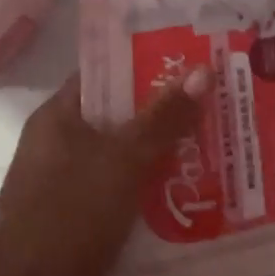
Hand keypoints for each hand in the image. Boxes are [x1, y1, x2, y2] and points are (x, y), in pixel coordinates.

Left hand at [0, 70, 207, 275]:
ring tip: (215, 139)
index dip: (149, 58)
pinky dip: (153, 186)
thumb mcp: (123, 161)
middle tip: (216, 96)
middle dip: (168, 108)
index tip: (193, 54)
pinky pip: (124, 189)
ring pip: (126, 154)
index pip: (106, 70)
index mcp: (57, 117)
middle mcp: (59, 145)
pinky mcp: (78, 221)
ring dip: (165, 150)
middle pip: (122, 114)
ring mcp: (66, 185)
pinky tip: (189, 187)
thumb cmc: (67, 217)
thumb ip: (164, 117)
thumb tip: (205, 68)